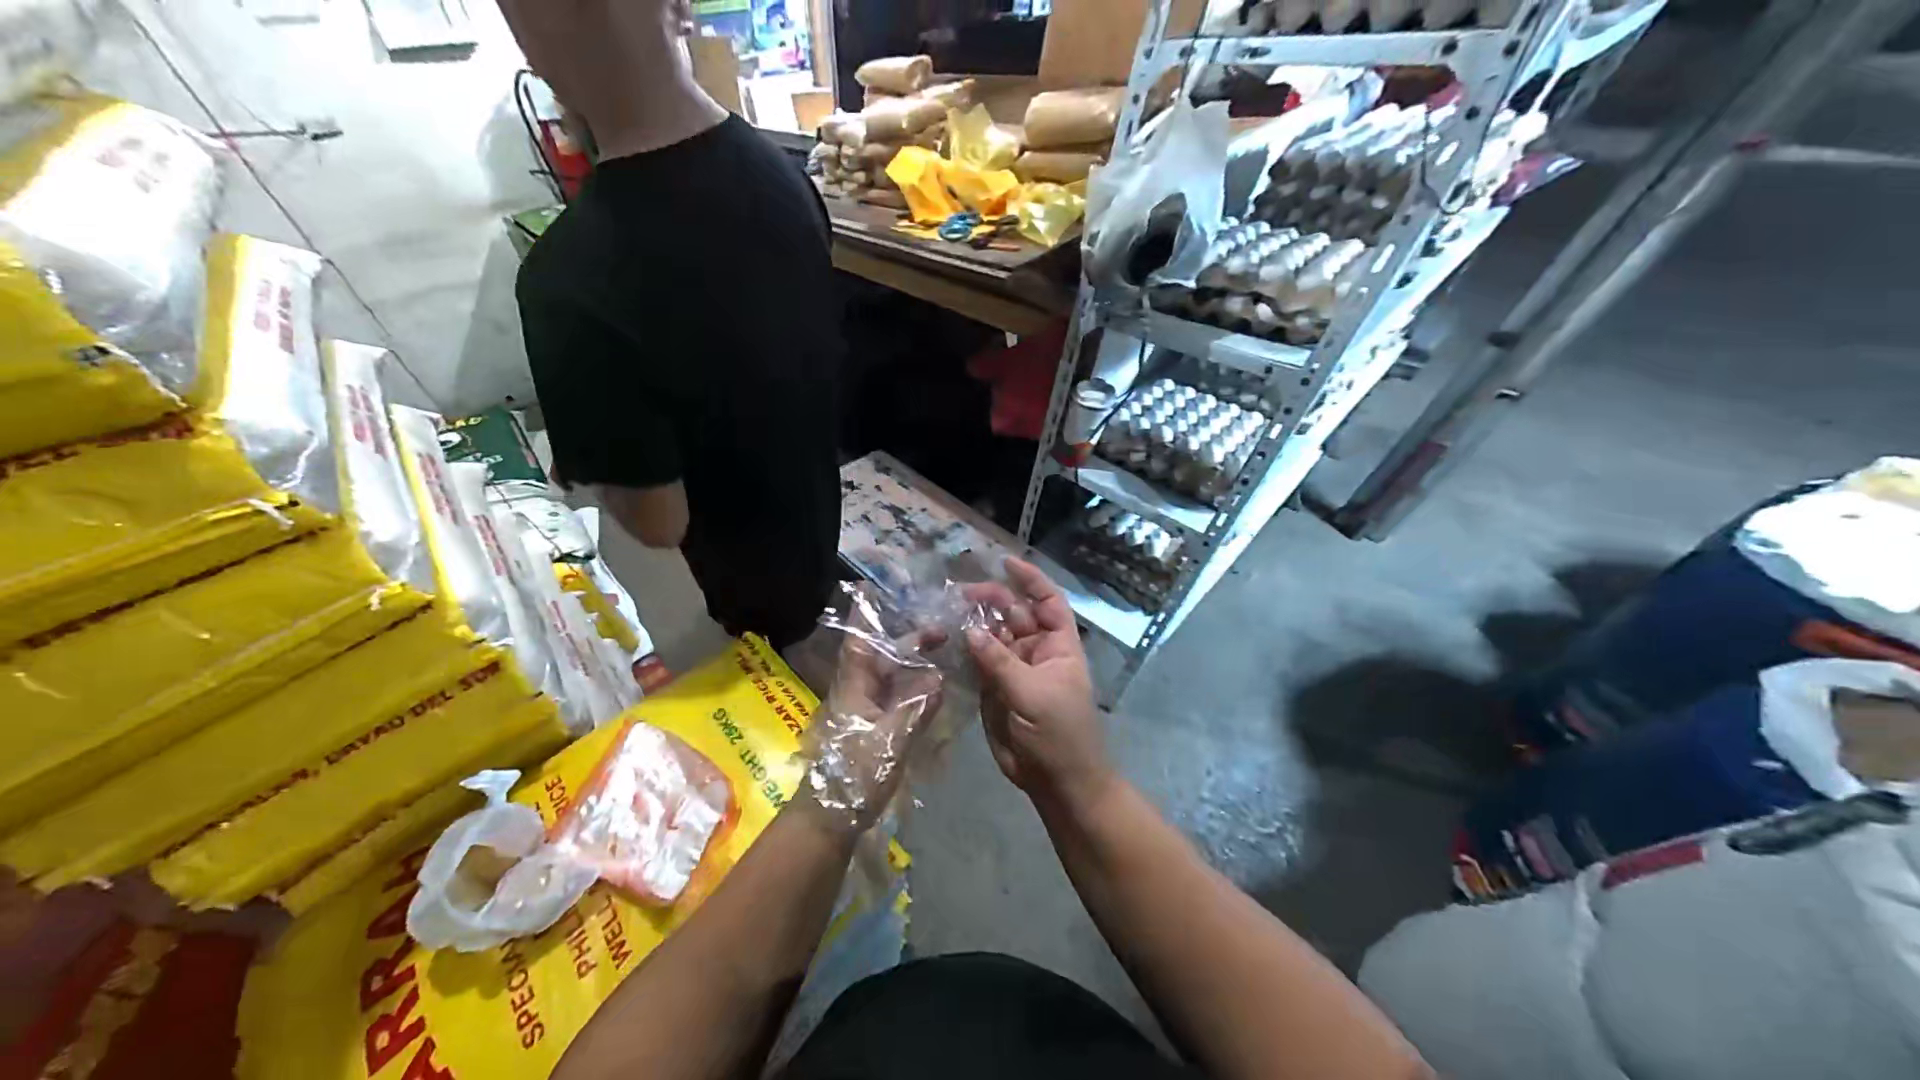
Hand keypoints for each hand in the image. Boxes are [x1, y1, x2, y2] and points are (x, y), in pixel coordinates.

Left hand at [803, 589, 943, 833]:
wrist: (829, 817)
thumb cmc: (855, 774)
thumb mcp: (891, 740)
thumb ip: (916, 707)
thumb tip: (938, 677)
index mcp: (854, 686)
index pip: (858, 640)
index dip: (866, 613)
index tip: (879, 588)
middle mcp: (856, 691)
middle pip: (880, 655)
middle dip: (907, 639)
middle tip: (941, 631)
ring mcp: (862, 711)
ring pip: (888, 676)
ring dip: (912, 663)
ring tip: (943, 654)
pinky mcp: (869, 730)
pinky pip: (893, 697)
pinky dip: (912, 688)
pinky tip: (933, 691)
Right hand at [964, 558, 1114, 813]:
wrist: (1057, 781)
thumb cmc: (1060, 734)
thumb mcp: (1033, 694)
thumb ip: (1000, 662)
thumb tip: (970, 631)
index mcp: (1059, 646)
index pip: (1047, 602)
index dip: (1030, 580)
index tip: (1005, 562)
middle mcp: (1036, 652)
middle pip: (1013, 615)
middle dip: (990, 601)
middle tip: (959, 594)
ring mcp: (1013, 670)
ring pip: (991, 637)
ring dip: (972, 624)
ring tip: (945, 612)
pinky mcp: (994, 690)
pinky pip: (977, 662)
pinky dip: (962, 651)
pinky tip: (943, 639)